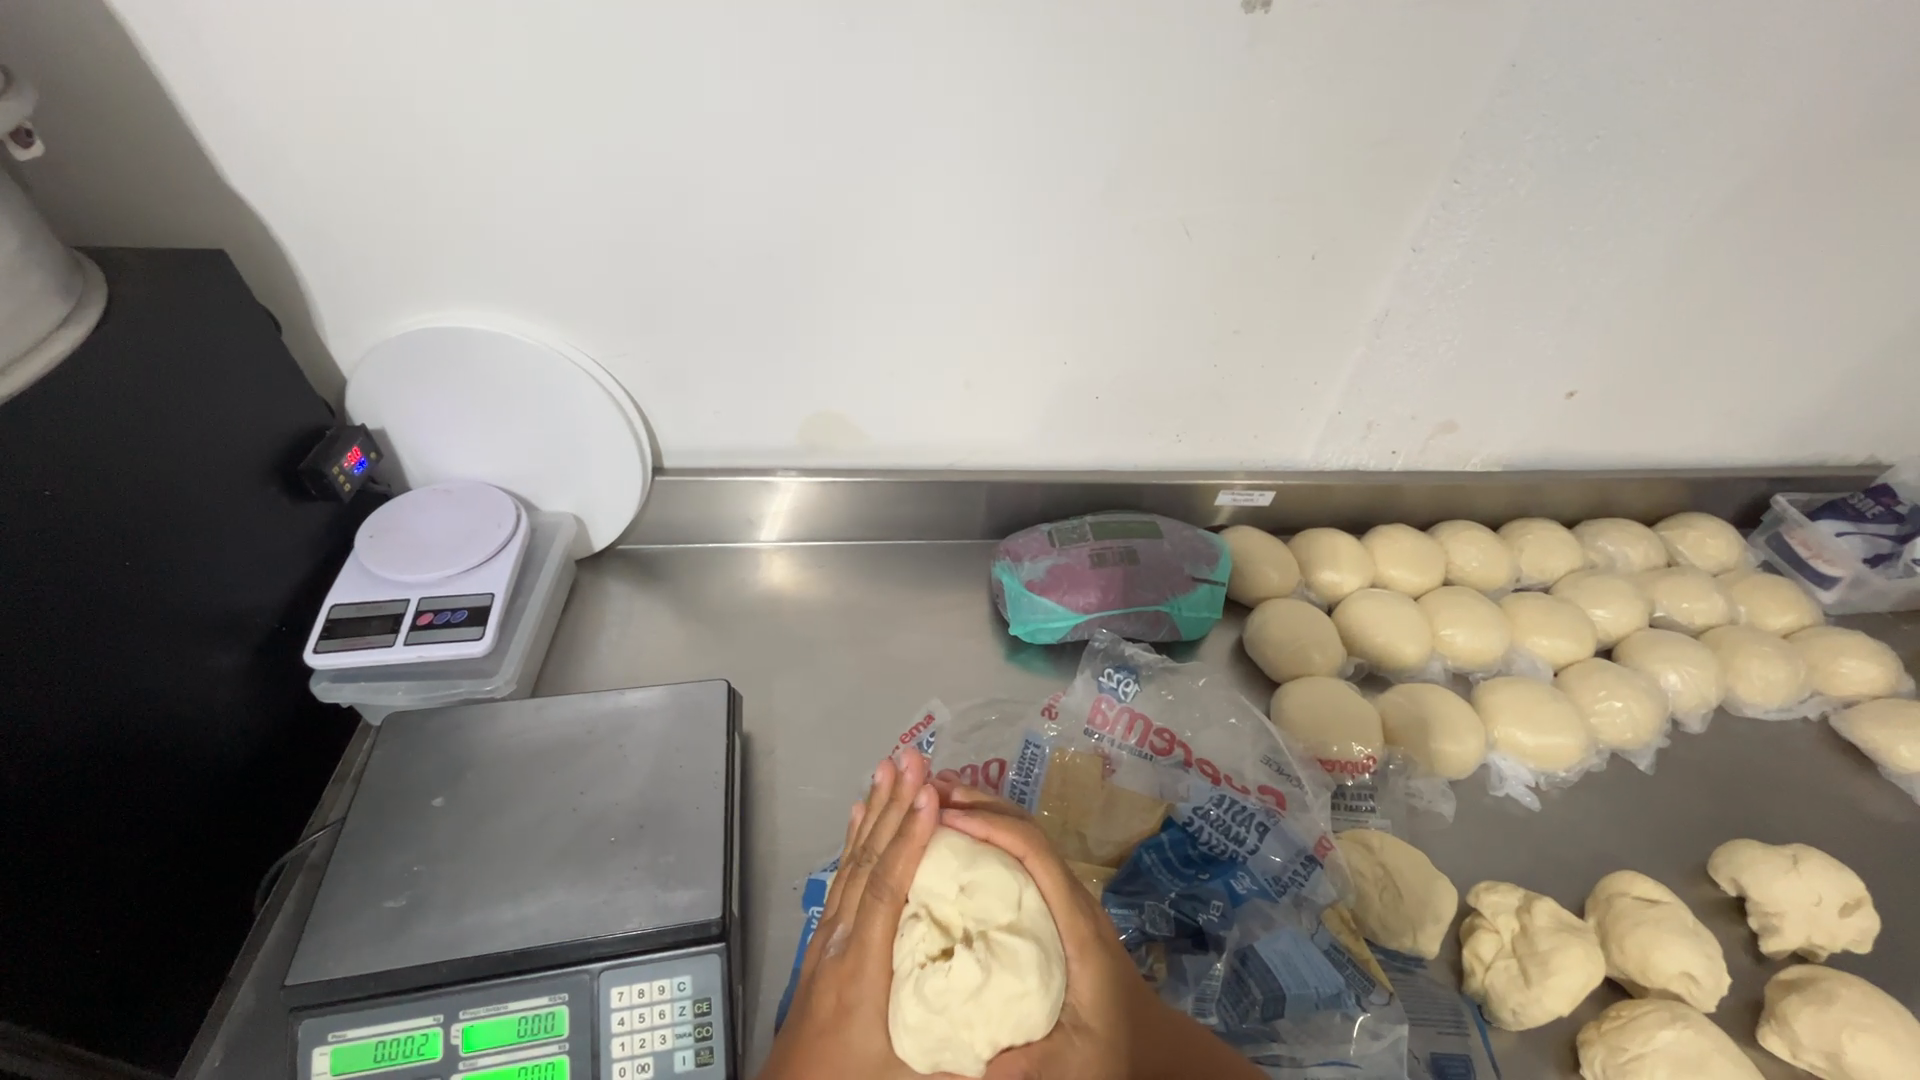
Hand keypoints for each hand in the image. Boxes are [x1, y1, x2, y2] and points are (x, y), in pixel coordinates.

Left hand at [757, 749, 967, 1079]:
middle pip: (868, 861)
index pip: (887, 890)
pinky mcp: (826, 938)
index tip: (930, 797)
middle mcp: (842, 938)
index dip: (909, 841)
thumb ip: (955, 1058)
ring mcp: (829, 935)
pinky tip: (860, 814)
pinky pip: (842, 877)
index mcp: (863, 967)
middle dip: (893, 806)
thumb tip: (1009, 1031)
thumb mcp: (905, 1078)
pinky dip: (854, 840)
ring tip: (889, 767)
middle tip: (912, 758)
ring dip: (874, 812)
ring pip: (853, 861)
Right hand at [934, 783, 1156, 1079]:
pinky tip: (957, 832)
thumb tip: (972, 1058)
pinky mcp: (1054, 899)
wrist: (1147, 1041)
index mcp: (1075, 922)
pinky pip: (1021, 851)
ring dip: (982, 809)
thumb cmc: (1109, 1048)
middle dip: (979, 804)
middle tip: (927, 791)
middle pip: (1027, 830)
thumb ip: (1030, 1063)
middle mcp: (1071, 894)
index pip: (1034, 854)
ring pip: (1024, 834)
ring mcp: (1064, 893)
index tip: (946, 818)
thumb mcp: (1073, 1064)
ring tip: (934, 799)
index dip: (992, 827)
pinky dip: (989, 829)